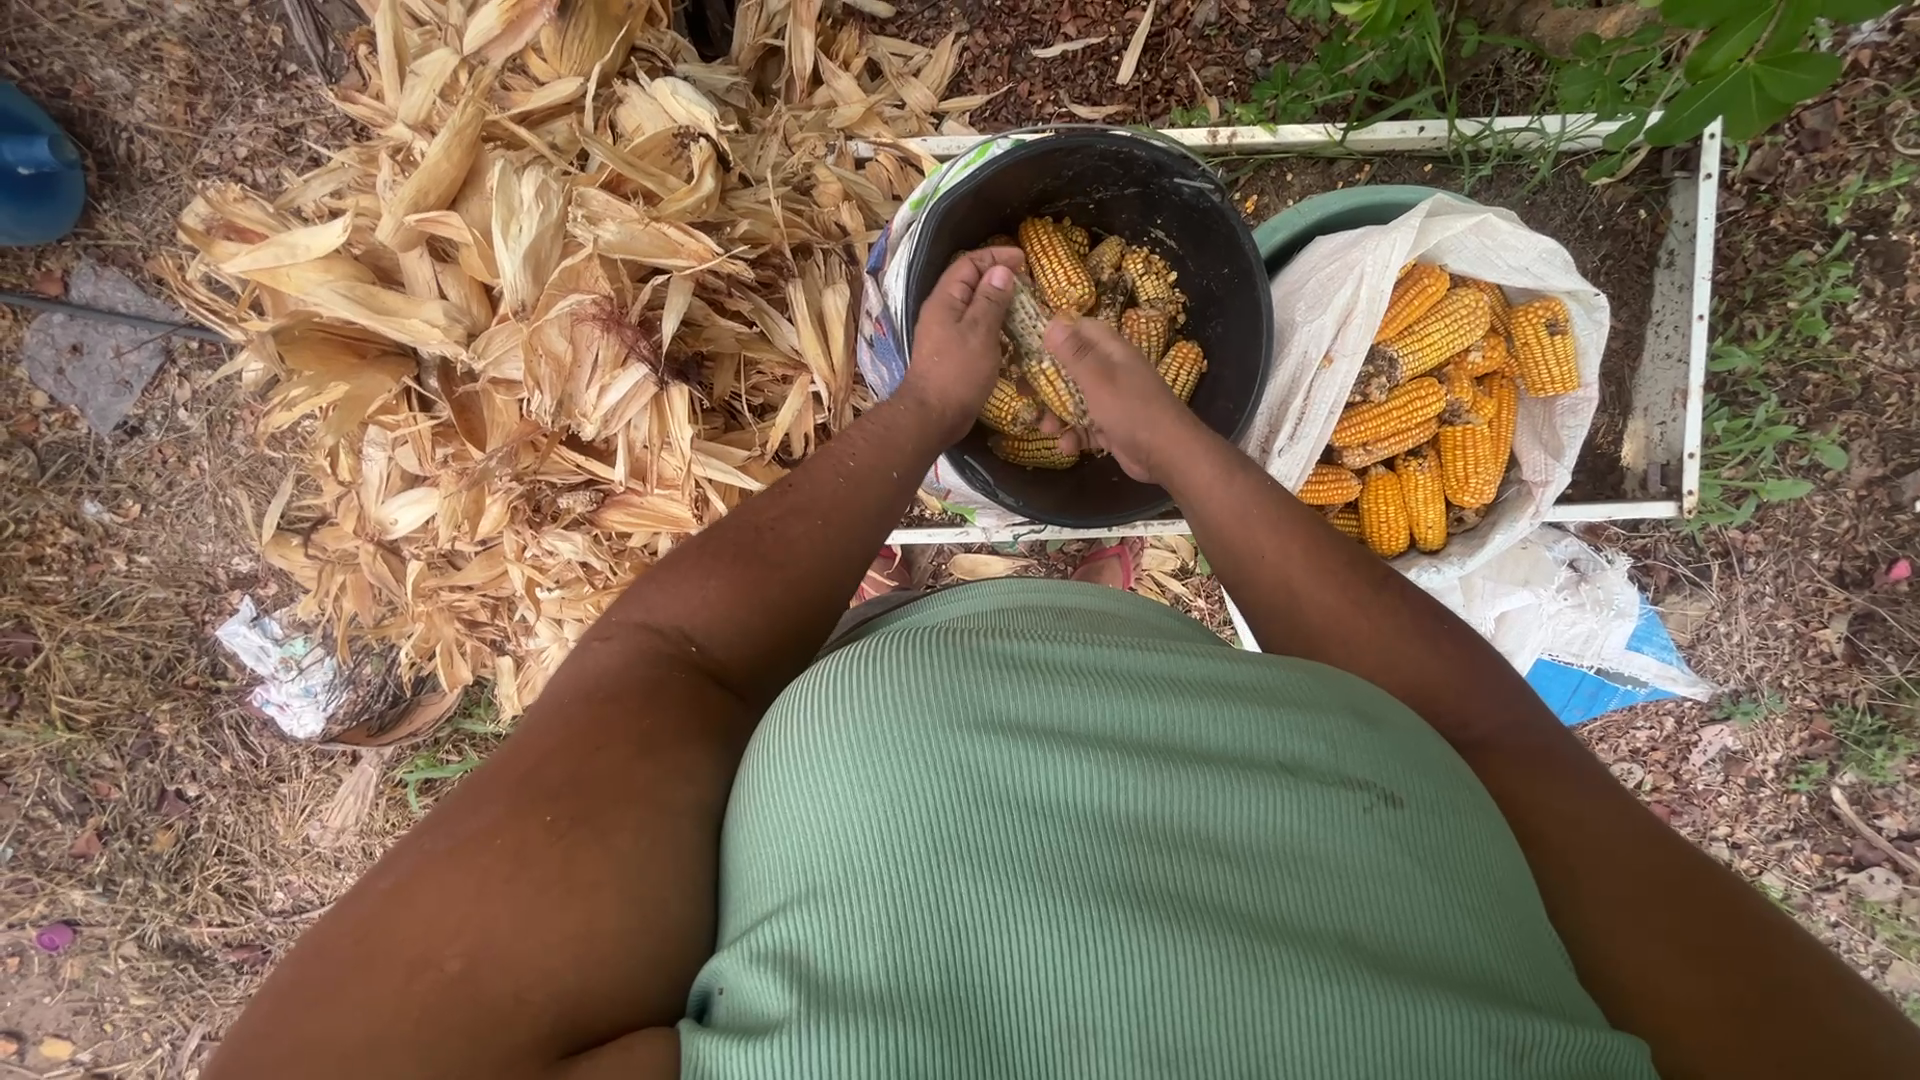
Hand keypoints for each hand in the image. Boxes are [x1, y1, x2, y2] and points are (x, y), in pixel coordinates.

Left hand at [897, 247, 1023, 443]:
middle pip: (971, 284)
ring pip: (974, 308)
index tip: (1024, 261)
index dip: (996, 256)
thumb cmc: (957, 372)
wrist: (934, 416)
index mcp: (945, 299)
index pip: (969, 263)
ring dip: (998, 304)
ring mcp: (946, 334)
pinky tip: (1012, 336)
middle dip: (999, 279)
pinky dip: (994, 327)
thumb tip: (1001, 270)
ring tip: (1025, 308)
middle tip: (1028, 284)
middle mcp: (942, 312)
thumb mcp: (980, 332)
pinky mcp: (954, 354)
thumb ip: (990, 299)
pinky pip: (975, 330)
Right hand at [1044, 315, 1209, 484]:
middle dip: (1047, 383)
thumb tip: (1052, 322)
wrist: (1166, 454)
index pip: (1081, 330)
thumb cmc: (1131, 410)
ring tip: (1046, 428)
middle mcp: (1111, 372)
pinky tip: (1068, 446)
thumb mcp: (1098, 378)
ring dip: (1057, 415)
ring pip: (1074, 401)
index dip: (1056, 333)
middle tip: (1024, 392)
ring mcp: (1112, 401)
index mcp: (1112, 352)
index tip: (1028, 344)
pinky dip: (1074, 436)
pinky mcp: (1111, 427)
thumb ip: (1074, 353)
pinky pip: (1084, 427)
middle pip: (1071, 369)